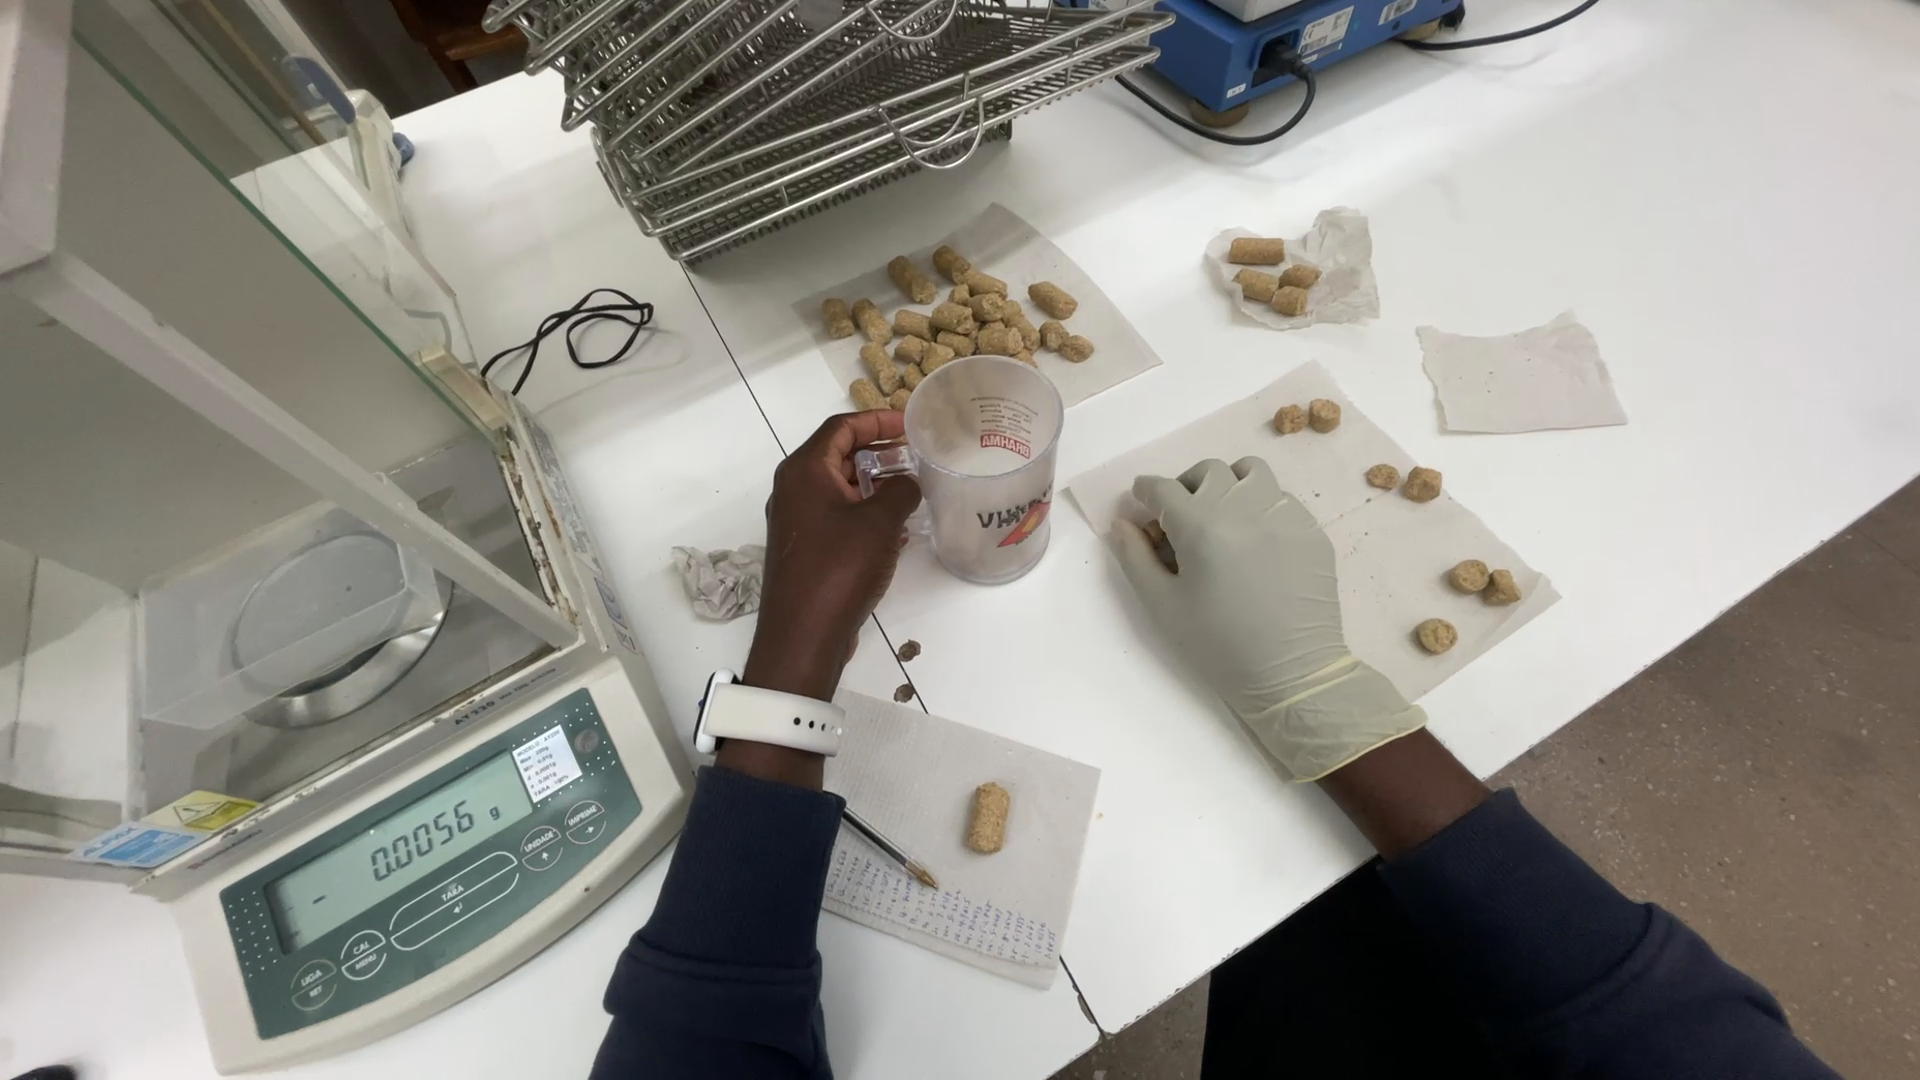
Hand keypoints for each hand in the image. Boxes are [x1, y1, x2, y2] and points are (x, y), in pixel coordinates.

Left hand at [743, 411, 921, 703]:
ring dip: (875, 486)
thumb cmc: (839, 567)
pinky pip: (839, 519)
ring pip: (840, 489)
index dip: (877, 420)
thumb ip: (900, 490)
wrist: (805, 634)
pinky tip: (898, 531)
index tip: (910, 424)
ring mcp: (798, 522)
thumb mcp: (880, 522)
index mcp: (804, 471)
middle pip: (838, 456)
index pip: (840, 427)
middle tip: (916, 456)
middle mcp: (794, 490)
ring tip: (913, 491)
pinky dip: (866, 515)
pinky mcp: (807, 550)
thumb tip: (907, 483)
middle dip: (878, 453)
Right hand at [1110, 457, 1424, 780]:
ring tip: (1222, 516)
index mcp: (1200, 525)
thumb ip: (1134, 557)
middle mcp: (1243, 506)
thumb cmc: (1217, 643)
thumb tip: (1121, 523)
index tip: (1141, 505)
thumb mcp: (1161, 604)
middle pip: (1206, 471)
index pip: (1162, 488)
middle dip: (1184, 487)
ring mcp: (1282, 513)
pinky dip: (1259, 505)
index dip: (1144, 492)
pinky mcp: (1311, 528)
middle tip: (1180, 519)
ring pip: (1249, 471)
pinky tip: (1255, 541)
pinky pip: (1280, 497)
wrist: (1291, 673)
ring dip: (1227, 484)